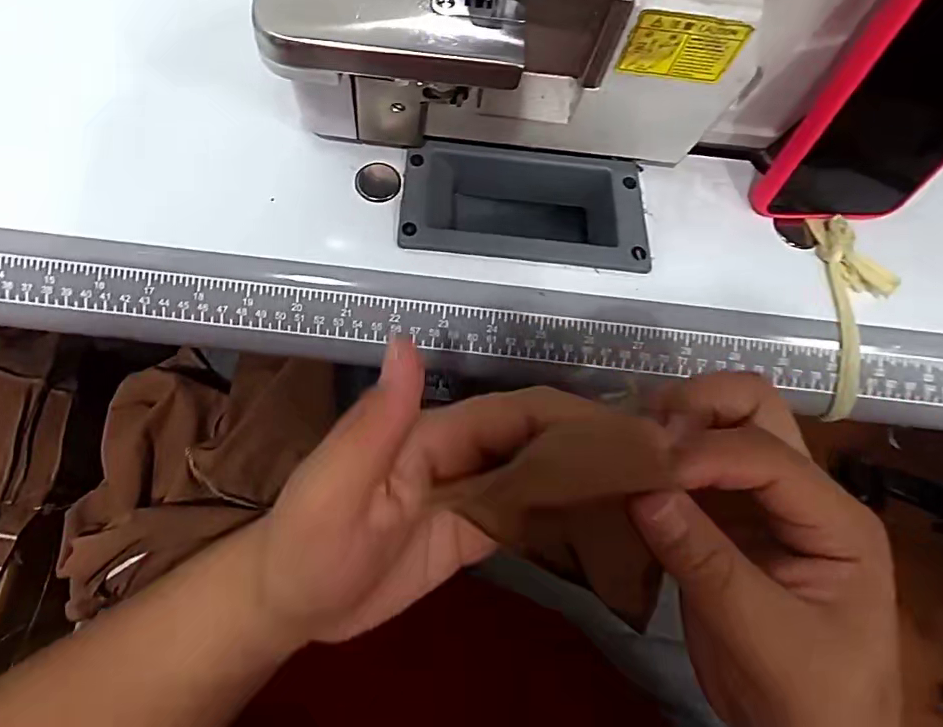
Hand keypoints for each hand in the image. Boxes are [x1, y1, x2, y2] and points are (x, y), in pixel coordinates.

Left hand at [239, 337, 609, 644]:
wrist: (289, 600)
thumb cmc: (308, 540)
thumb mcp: (336, 482)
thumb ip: (377, 418)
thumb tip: (407, 342)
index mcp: (431, 433)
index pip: (510, 415)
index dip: (565, 415)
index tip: (624, 428)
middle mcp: (454, 454)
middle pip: (531, 437)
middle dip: (586, 440)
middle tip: (653, 459)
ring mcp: (462, 494)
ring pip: (531, 471)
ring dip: (579, 471)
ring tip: (642, 482)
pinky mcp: (465, 532)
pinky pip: (519, 513)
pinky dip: (557, 509)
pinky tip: (596, 517)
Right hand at [628, 374, 900, 726]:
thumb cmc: (809, 702)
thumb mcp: (764, 640)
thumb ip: (704, 562)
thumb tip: (643, 491)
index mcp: (836, 519)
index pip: (767, 454)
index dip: (706, 453)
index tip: (651, 471)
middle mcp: (804, 492)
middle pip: (755, 406)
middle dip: (698, 405)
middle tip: (650, 437)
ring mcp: (763, 497)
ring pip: (722, 418)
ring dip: (677, 420)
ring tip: (637, 449)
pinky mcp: (727, 511)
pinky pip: (692, 458)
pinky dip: (661, 452)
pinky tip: (634, 470)